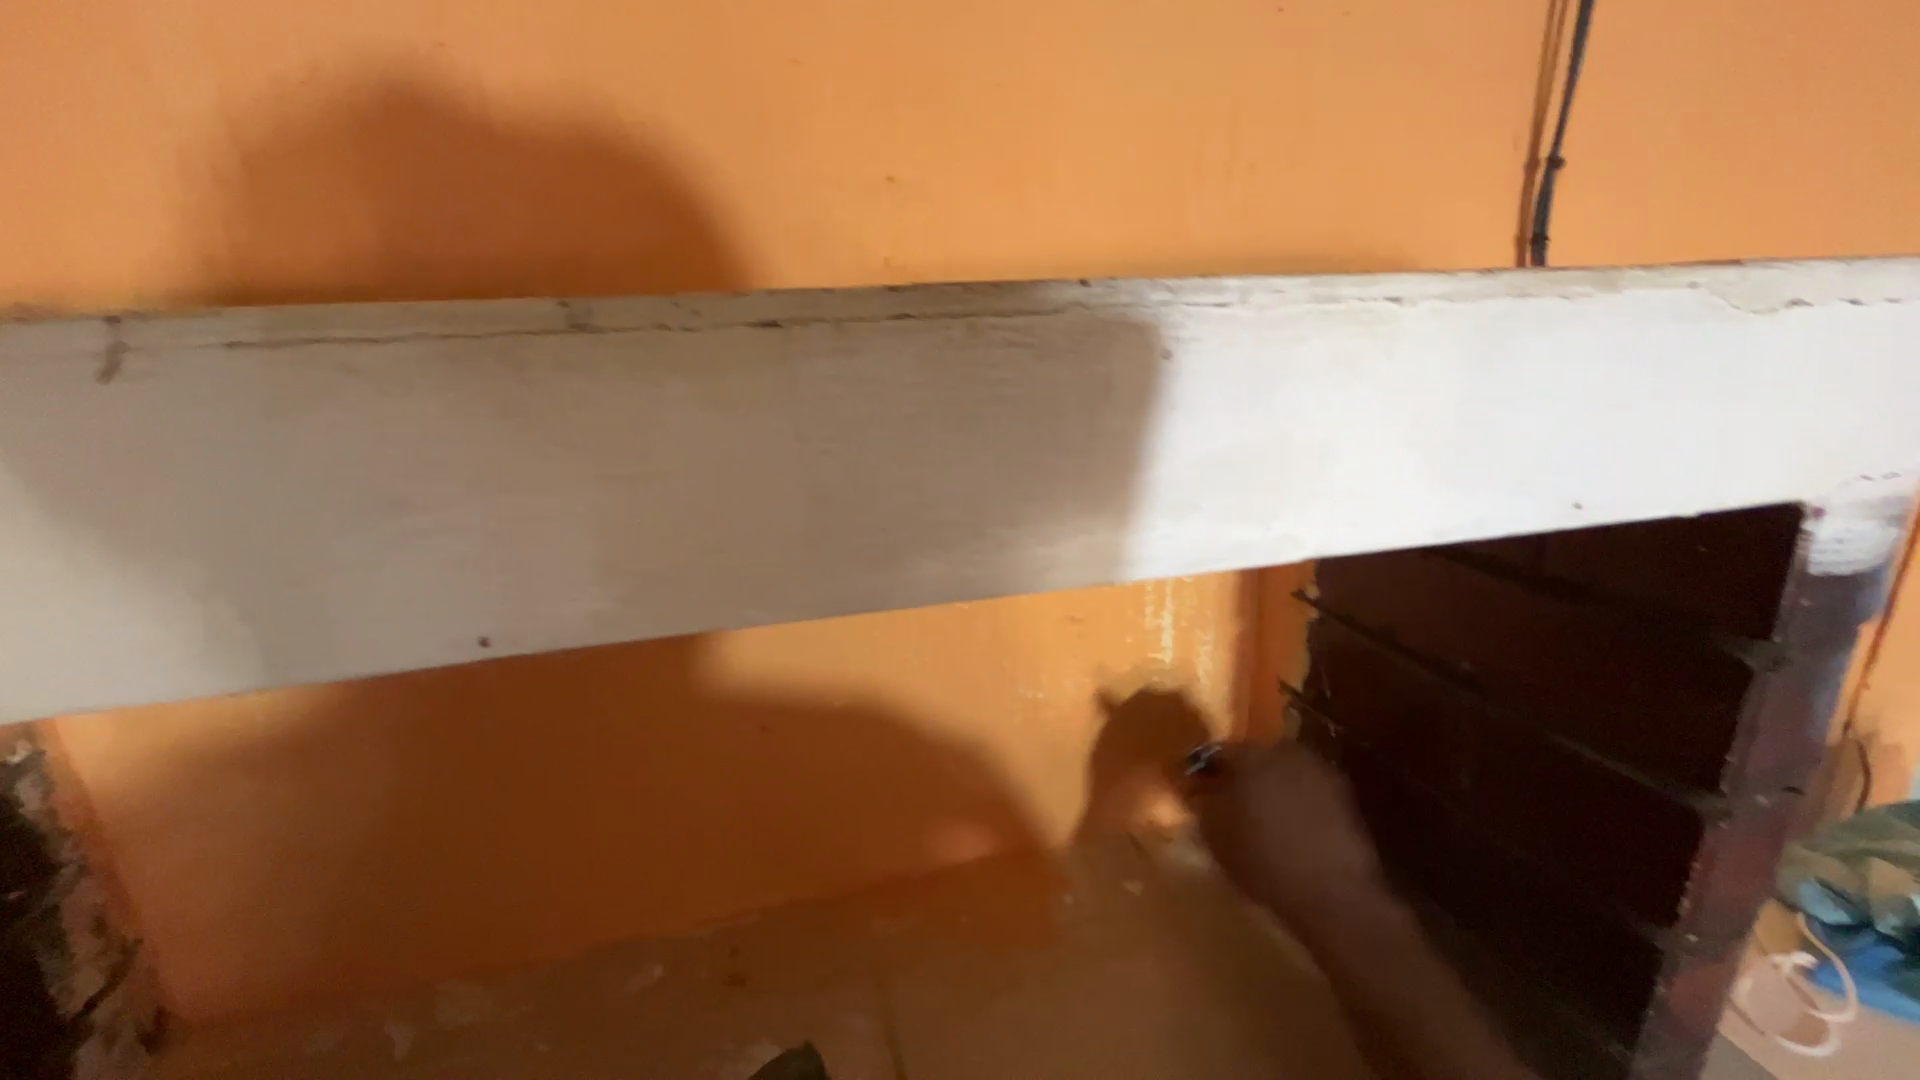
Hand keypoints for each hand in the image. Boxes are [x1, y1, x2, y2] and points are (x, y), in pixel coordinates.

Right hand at [1185, 740, 1385, 924]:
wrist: (1331, 891)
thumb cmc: (1262, 859)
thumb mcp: (1215, 835)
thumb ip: (1204, 804)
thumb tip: (1202, 791)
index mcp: (1250, 756)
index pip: (1219, 751)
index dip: (1208, 769)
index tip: (1200, 786)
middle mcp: (1285, 753)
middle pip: (1257, 756)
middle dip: (1245, 774)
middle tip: (1234, 799)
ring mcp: (1320, 771)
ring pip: (1286, 771)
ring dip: (1275, 786)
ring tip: (1266, 814)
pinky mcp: (1345, 796)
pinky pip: (1310, 790)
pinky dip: (1299, 801)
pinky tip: (1294, 826)